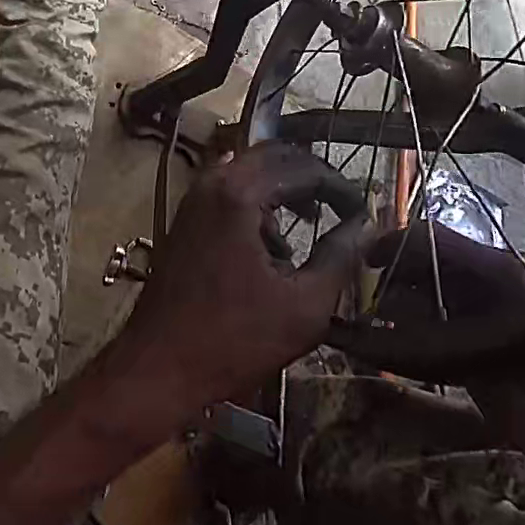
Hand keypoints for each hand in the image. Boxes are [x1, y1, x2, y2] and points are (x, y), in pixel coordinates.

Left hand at [115, 143, 371, 408]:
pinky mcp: (187, 216)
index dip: (341, 188)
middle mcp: (214, 181)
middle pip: (276, 157)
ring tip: (311, 225)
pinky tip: (272, 245)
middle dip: (313, 179)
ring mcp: (195, 197)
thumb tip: (367, 226)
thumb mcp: (304, 306)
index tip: (363, 213)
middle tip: (341, 209)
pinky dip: (258, 203)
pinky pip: (231, 190)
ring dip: (285, 190)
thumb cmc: (233, 340)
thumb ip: (340, 258)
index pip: (305, 168)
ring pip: (252, 171)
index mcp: (240, 193)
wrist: (157, 367)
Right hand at [369, 225, 524, 523]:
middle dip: (401, 277)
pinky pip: (474, 307)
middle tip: (367, 308)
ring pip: (457, 284)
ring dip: (419, 299)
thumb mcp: (518, 406)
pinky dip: (442, 318)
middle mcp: (523, 285)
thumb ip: (453, 354)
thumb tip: (397, 310)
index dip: (401, 243)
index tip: (364, 258)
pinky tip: (422, 339)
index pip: (449, 243)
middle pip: (447, 260)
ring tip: (386, 326)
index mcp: (523, 290)